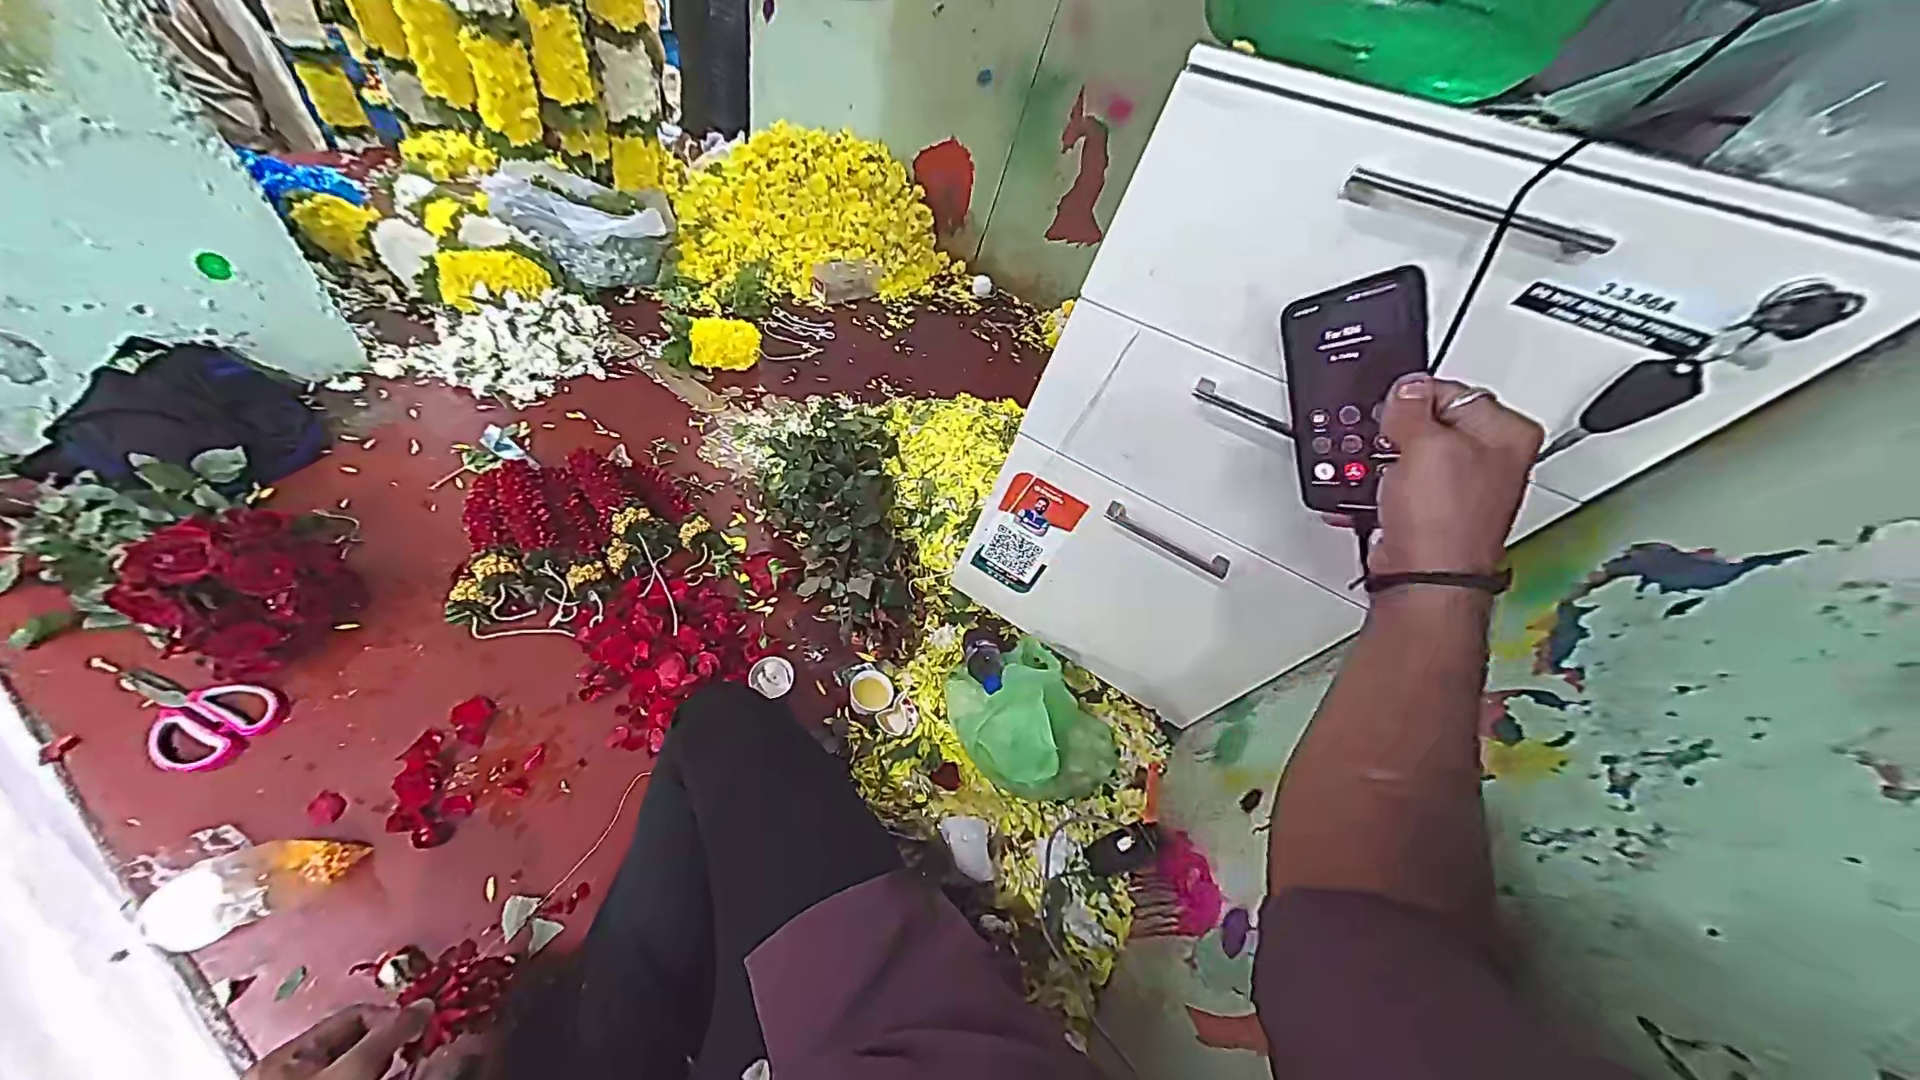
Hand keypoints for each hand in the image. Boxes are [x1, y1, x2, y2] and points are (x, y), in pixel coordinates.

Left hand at [244, 1002, 432, 1079]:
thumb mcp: (352, 1071)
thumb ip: (390, 1033)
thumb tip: (424, 1005)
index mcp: (287, 1058)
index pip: (355, 1017)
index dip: (391, 1018)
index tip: (418, 1030)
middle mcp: (292, 1076)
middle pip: (357, 1044)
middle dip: (391, 1045)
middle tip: (416, 1052)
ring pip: (358, 1070)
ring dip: (388, 1067)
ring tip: (413, 1069)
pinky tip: (402, 1079)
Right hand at [1366, 375, 1542, 575]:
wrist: (1421, 575)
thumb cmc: (1442, 520)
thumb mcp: (1425, 445)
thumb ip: (1413, 408)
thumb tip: (1408, 389)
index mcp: (1507, 434)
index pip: (1456, 392)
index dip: (1415, 399)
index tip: (1391, 411)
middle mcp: (1489, 461)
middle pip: (1430, 425)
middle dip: (1394, 434)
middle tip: (1381, 443)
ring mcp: (1458, 489)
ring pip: (1408, 457)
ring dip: (1379, 462)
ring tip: (1370, 474)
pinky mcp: (1429, 512)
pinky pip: (1395, 486)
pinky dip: (1375, 488)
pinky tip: (1366, 494)